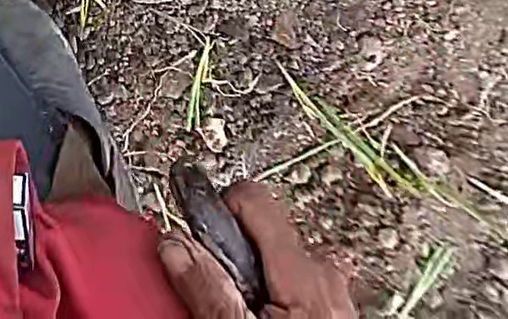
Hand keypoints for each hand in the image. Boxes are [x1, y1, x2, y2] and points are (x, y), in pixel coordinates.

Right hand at [158, 180, 354, 318]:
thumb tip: (176, 245)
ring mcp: (331, 295)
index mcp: (302, 268)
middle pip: (258, 235)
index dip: (216, 212)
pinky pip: (291, 289)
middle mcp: (322, 272)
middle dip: (230, 261)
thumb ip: (208, 288)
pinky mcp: (332, 312)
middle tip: (214, 301)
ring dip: (248, 286)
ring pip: (272, 266)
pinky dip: (270, 303)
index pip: (250, 199)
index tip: (193, 236)